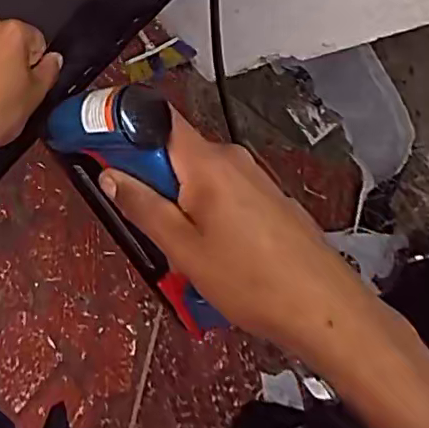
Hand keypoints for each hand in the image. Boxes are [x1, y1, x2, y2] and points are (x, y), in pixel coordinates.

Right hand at [96, 112, 394, 371]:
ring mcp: (254, 176)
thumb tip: (110, 176)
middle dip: (151, 174)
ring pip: (198, 172)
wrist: (330, 312)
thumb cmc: (252, 281)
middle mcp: (231, 158)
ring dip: (177, 195)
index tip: (98, 141)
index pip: (157, 115)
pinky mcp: (269, 197)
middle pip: (174, 148)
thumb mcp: (182, 248)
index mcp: (206, 161)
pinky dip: (204, 206)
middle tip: (141, 212)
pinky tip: (213, 248)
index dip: (123, 121)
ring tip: (179, 242)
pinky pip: (223, 188)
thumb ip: (141, 206)